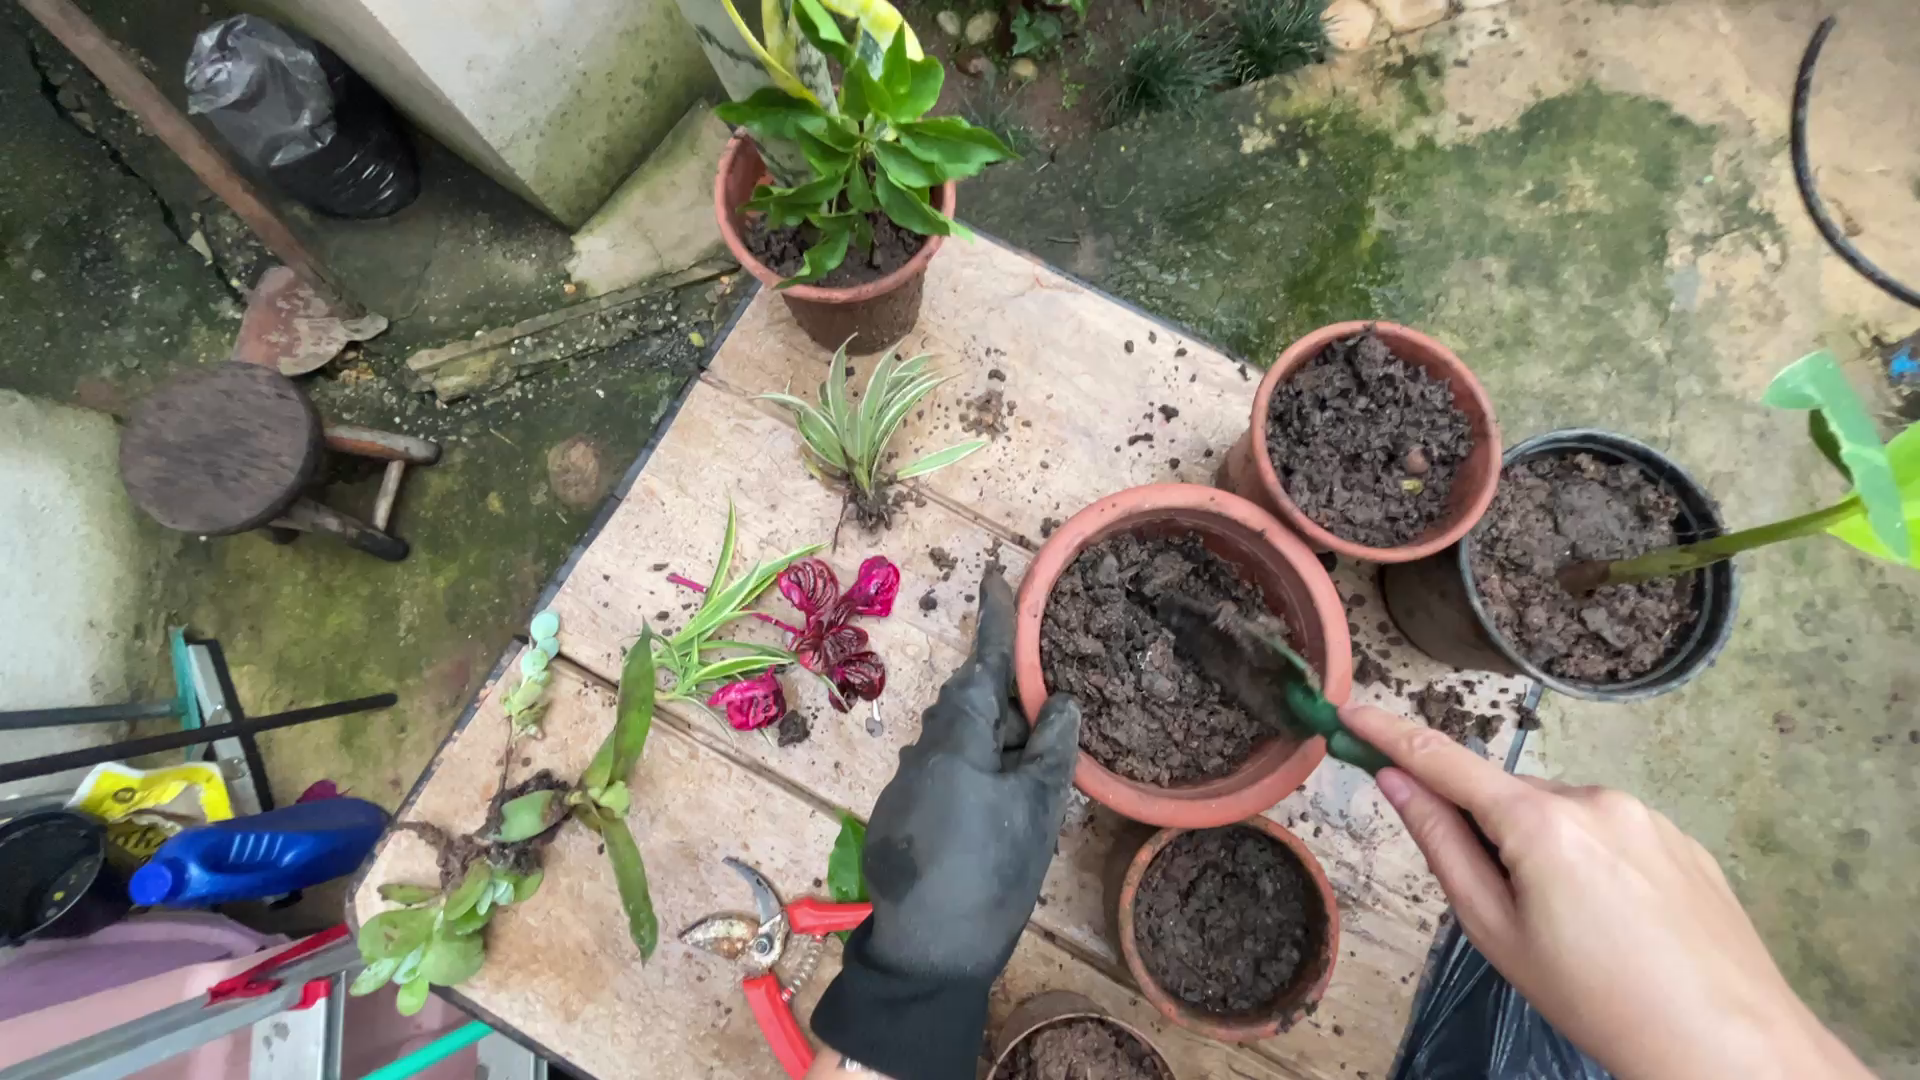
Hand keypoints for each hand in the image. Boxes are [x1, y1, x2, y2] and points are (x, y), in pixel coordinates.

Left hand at [860, 570, 1081, 977]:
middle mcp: (926, 742)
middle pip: (974, 698)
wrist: (924, 950)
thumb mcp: (1035, 810)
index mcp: (957, 732)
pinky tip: (1001, 798)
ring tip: (1030, 767)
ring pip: (963, 734)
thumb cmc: (988, 872)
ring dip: (997, 738)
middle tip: (1048, 716)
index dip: (995, 617)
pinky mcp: (907, 804)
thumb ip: (1050, 748)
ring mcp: (912, 774)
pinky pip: (950, 763)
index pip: (983, 660)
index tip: (997, 574)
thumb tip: (1063, 701)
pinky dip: (980, 765)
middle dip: (1010, 699)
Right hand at [1340, 705, 1871, 1079]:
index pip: (1441, 759)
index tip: (1348, 710)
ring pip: (1552, 809)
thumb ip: (1439, 841)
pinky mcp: (1679, 837)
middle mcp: (1591, 798)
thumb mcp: (1492, 926)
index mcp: (1539, 822)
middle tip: (1502, 898)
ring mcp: (1643, 814)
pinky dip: (1582, 851)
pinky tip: (1613, 913)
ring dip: (1534, 840)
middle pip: (1501, 793)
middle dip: (1482, 824)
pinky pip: (1601, 825)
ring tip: (1571, 917)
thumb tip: (1394, 779)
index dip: (1388, 732)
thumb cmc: (1593, 998)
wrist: (1740, 1057)